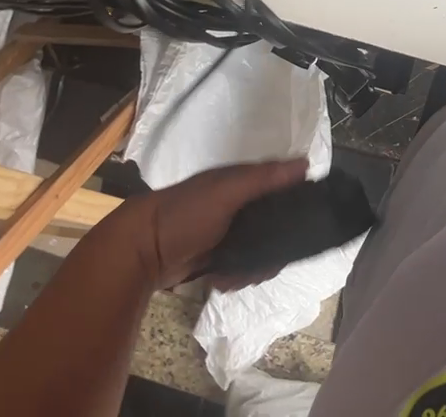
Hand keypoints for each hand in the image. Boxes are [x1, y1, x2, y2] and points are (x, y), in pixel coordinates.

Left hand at [116, 158, 309, 289]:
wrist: (140, 251)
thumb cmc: (186, 213)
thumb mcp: (226, 191)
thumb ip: (263, 178)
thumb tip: (305, 163)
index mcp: (242, 183)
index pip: (282, 189)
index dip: (295, 205)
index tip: (302, 227)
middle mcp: (238, 204)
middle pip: (274, 225)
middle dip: (273, 248)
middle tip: (266, 264)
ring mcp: (227, 232)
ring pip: (259, 250)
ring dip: (253, 267)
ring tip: (237, 278)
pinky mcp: (216, 256)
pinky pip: (240, 266)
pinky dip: (237, 276)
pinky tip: (223, 283)